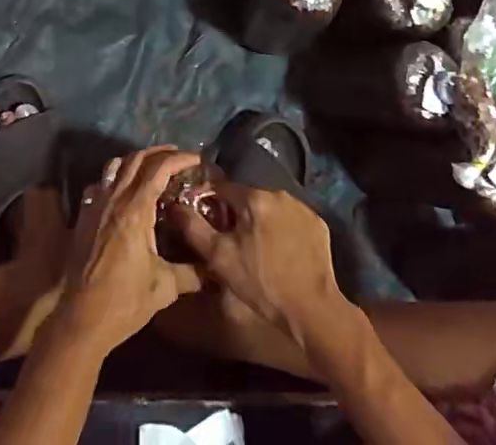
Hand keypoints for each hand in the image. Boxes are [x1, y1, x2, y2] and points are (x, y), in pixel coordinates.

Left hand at [50, 148, 203, 356]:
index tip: (197, 161)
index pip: (159, 168)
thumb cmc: (124, 302)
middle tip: (179, 157)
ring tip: (153, 168)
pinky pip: (99, 185)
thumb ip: (193, 272)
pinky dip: (115, 178)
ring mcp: (95, 207)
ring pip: (115, 167)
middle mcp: (113, 200)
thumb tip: (215, 268)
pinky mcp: (83, 218)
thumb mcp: (165, 287)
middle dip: (160, 153)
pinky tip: (124, 191)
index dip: (180, 159)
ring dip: (136, 161)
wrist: (80, 322)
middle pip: (137, 159)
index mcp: (135, 211)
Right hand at [168, 181, 350, 342]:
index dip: (210, 203)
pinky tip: (281, 253)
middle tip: (230, 242)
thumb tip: (177, 206)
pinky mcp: (318, 224)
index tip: (204, 221)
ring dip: (260, 222)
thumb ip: (194, 228)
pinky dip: (283, 230)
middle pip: (248, 199)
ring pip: (271, 209)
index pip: (223, 188)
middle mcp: (280, 193)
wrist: (311, 307)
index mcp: (255, 197)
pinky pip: (292, 220)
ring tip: (256, 249)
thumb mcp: (219, 258)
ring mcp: (303, 207)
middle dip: (236, 215)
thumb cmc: (260, 282)